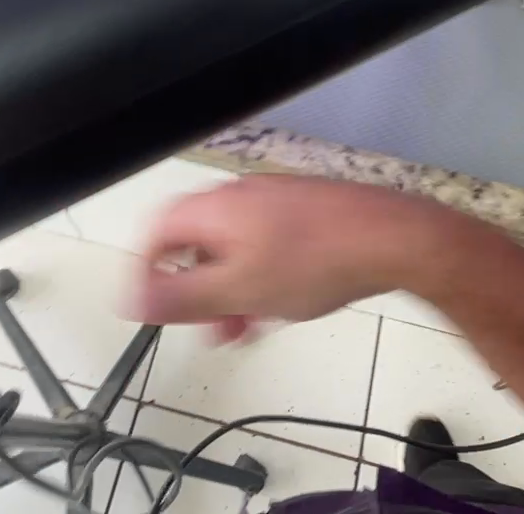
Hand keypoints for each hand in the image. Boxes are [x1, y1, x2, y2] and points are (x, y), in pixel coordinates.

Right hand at [129, 175, 465, 340]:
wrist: (390, 238)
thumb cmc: (313, 262)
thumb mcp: (237, 291)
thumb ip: (181, 297)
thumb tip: (134, 298)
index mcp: (215, 208)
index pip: (157, 230)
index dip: (145, 268)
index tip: (150, 305)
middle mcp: (240, 195)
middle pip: (196, 240)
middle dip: (195, 288)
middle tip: (204, 327)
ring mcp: (275, 199)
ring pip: (233, 246)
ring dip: (228, 288)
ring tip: (243, 329)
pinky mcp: (304, 210)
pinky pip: (264, 243)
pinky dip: (258, 275)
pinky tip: (277, 307)